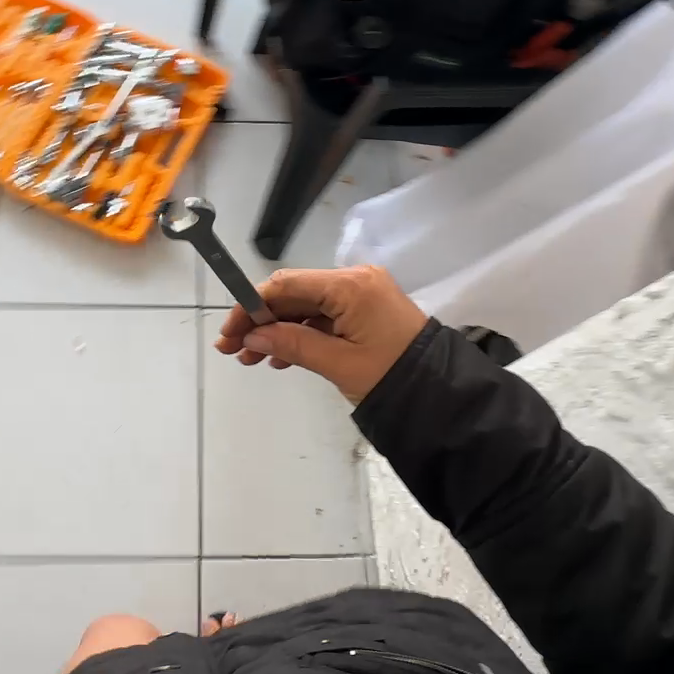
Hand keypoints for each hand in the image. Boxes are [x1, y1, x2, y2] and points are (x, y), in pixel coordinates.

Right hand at [216, 266, 427, 402]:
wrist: (445, 394)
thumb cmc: (392, 376)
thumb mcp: (338, 364)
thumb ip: (292, 345)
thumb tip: (251, 337)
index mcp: (349, 285)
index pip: (286, 285)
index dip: (251, 306)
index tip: (229, 332)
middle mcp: (354, 279)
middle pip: (293, 293)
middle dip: (260, 321)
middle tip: (233, 350)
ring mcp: (361, 292)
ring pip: (305, 306)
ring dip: (277, 330)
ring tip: (251, 360)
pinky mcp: (366, 307)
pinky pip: (323, 315)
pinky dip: (301, 333)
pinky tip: (281, 357)